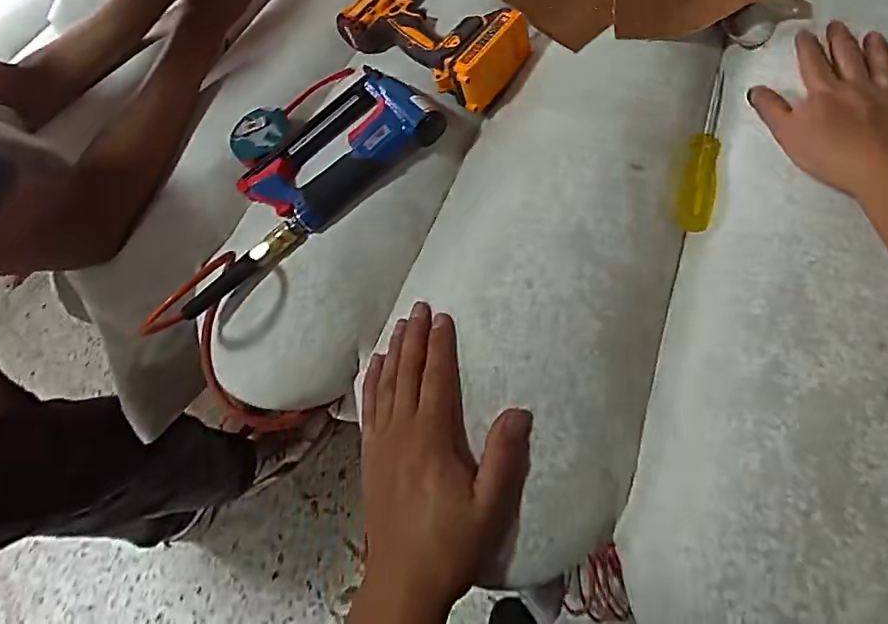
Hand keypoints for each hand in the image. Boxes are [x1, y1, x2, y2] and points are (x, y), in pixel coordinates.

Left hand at [354, 303, 531, 622]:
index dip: (439, 345)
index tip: (442, 318)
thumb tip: (518, 411)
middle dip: (414, 336)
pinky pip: (369, 406)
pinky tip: (375, 365)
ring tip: (399, 325)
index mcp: (431, 437)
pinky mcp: (370, 454)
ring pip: (386, 383)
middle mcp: (402, 430)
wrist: (402, 580)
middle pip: (407, 372)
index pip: (435, 378)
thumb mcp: (488, 507)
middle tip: (419, 307)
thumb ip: (504, 458)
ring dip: (394, 350)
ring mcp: (381, 441)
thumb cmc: (449, 544)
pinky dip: (372, 380)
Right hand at [748, 21, 887, 200]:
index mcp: (825, 92)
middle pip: (848, 57)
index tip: (805, 33)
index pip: (813, 62)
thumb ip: (772, 110)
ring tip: (872, 36)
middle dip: (840, 39)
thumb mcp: (789, 136)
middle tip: (837, 25)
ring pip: (882, 66)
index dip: (807, 46)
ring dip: (876, 49)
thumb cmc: (834, 157)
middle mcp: (857, 87)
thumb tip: (756, 89)